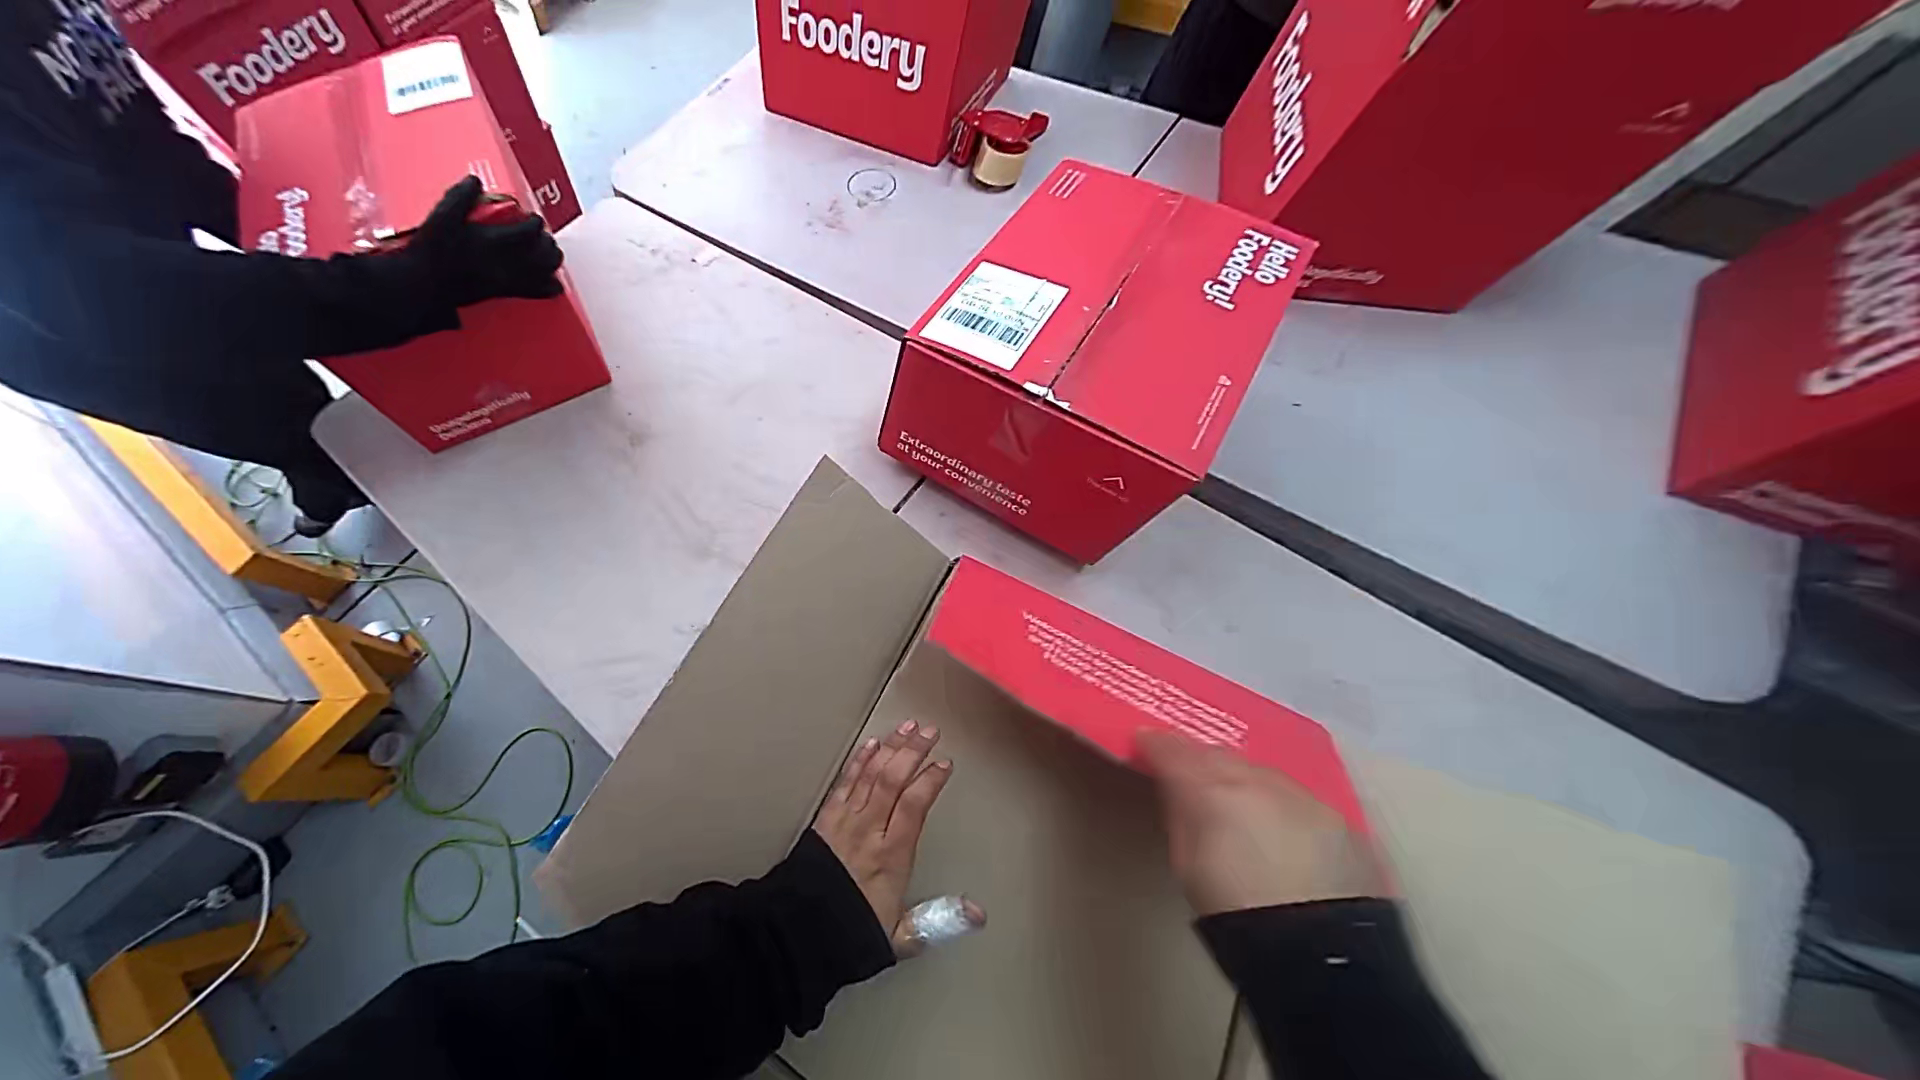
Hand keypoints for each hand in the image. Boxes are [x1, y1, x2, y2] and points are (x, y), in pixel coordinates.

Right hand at [408, 175, 563, 305]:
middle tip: (544, 236)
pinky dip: (552, 287)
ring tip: (549, 252)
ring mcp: (512, 279)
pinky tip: (554, 282)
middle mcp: (509, 262)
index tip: (534, 218)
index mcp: (493, 240)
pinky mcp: (510, 293)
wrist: (426, 284)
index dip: (536, 222)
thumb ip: (460, 197)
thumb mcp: (441, 217)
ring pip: (548, 272)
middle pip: (545, 253)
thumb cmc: (431, 250)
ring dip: (553, 261)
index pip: (529, 231)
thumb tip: (475, 180)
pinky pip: (541, 293)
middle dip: (548, 242)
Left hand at [813, 719, 982, 956]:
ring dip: (890, 747)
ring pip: (871, 774)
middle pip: (893, 779)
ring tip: (907, 727)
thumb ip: (939, 920)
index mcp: (891, 855)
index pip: (915, 804)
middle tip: (930, 731)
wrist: (797, 934)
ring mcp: (845, 821)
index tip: (944, 764)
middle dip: (913, 751)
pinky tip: (871, 745)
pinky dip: (859, 761)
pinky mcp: (826, 820)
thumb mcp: (900, 936)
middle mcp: (869, 831)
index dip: (930, 780)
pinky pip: (845, 782)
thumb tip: (977, 915)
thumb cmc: (850, 933)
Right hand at [1136, 730, 1386, 916]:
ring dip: (1240, 776)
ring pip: (1258, 769)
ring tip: (1233, 796)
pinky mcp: (1336, 816)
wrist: (1321, 953)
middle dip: (1199, 758)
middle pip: (1217, 754)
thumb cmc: (1234, 913)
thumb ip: (1178, 814)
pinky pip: (1295, 794)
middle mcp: (1256, 780)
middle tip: (1186, 770)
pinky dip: (1278, 800)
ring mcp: (1300, 794)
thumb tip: (1174, 789)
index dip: (1155, 743)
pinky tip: (1277, 823)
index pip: (1174, 751)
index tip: (1144, 741)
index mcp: (1212, 790)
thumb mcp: (1186, 864)